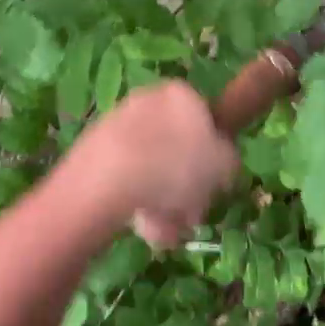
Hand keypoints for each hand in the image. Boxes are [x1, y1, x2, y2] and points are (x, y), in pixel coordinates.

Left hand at [61, 82, 238, 247]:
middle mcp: (151, 100)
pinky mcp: (96, 149)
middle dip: (185, 186)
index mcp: (183, 94)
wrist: (109, 179)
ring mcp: (121, 123)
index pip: (205, 122)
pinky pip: (127, 177)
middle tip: (190, 216)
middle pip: (177, 148)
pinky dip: (136, 201)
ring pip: (152, 167)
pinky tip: (141, 225)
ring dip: (162, 202)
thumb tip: (223, 161)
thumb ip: (228, 160)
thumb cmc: (175, 166)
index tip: (211, 186)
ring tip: (165, 231)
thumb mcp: (223, 165)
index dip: (211, 158)